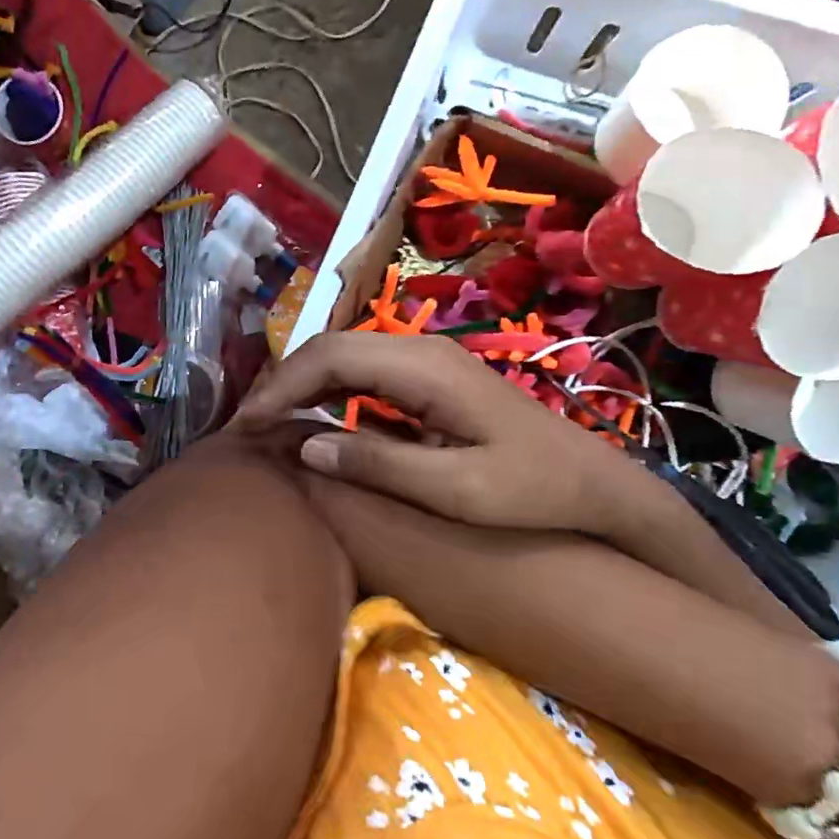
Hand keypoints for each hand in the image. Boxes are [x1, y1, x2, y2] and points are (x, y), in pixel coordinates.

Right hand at [230, 331, 640, 534]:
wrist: (593, 482)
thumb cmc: (533, 490)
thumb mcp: (456, 488)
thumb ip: (381, 463)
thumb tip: (305, 447)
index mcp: (424, 368)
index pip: (330, 358)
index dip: (280, 388)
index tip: (246, 428)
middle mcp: (421, 349)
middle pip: (331, 349)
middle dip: (282, 384)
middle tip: (247, 431)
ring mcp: (428, 360)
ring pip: (345, 358)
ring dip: (303, 386)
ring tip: (268, 428)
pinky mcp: (432, 378)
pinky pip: (366, 373)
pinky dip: (330, 393)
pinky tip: (314, 423)